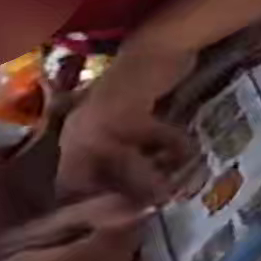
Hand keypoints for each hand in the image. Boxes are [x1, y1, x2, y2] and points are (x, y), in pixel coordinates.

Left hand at [57, 48, 195, 204]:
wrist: (157, 45)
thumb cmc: (145, 80)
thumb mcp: (127, 116)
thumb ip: (126, 142)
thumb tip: (137, 178)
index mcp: (72, 140)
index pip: (72, 184)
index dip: (95, 203)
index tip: (125, 215)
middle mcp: (76, 136)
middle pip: (87, 182)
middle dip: (114, 202)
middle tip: (144, 212)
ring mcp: (99, 125)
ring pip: (119, 167)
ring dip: (145, 181)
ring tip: (169, 193)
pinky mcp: (126, 114)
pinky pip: (150, 140)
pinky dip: (172, 145)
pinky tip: (189, 148)